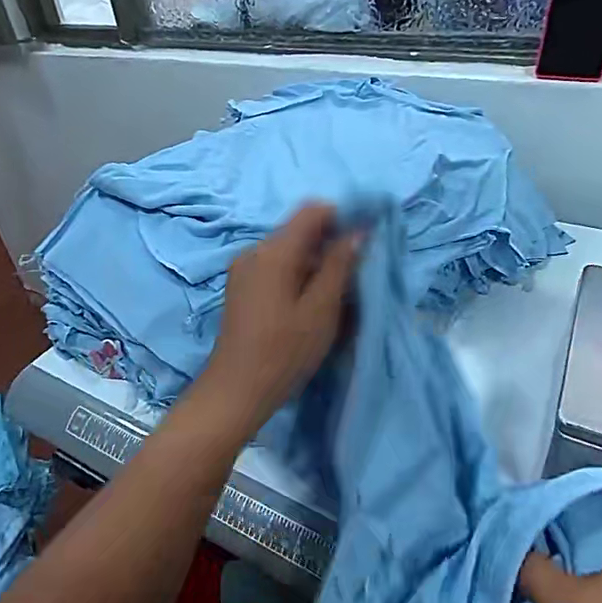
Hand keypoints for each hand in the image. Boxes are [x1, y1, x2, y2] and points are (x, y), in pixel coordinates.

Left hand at [200, 202, 361, 432]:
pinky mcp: (241, 287)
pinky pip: (276, 267)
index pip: (313, 211)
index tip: (366, 241)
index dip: (343, 218)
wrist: (235, 391)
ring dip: (315, 263)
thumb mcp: (321, 310)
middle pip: (300, 231)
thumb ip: (340, 265)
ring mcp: (244, 269)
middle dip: (330, 245)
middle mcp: (254, 251)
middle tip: (355, 276)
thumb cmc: (284, 352)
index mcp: (273, 252)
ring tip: (336, 296)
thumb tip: (357, 232)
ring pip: (289, 251)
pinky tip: (310, 305)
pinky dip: (297, 276)